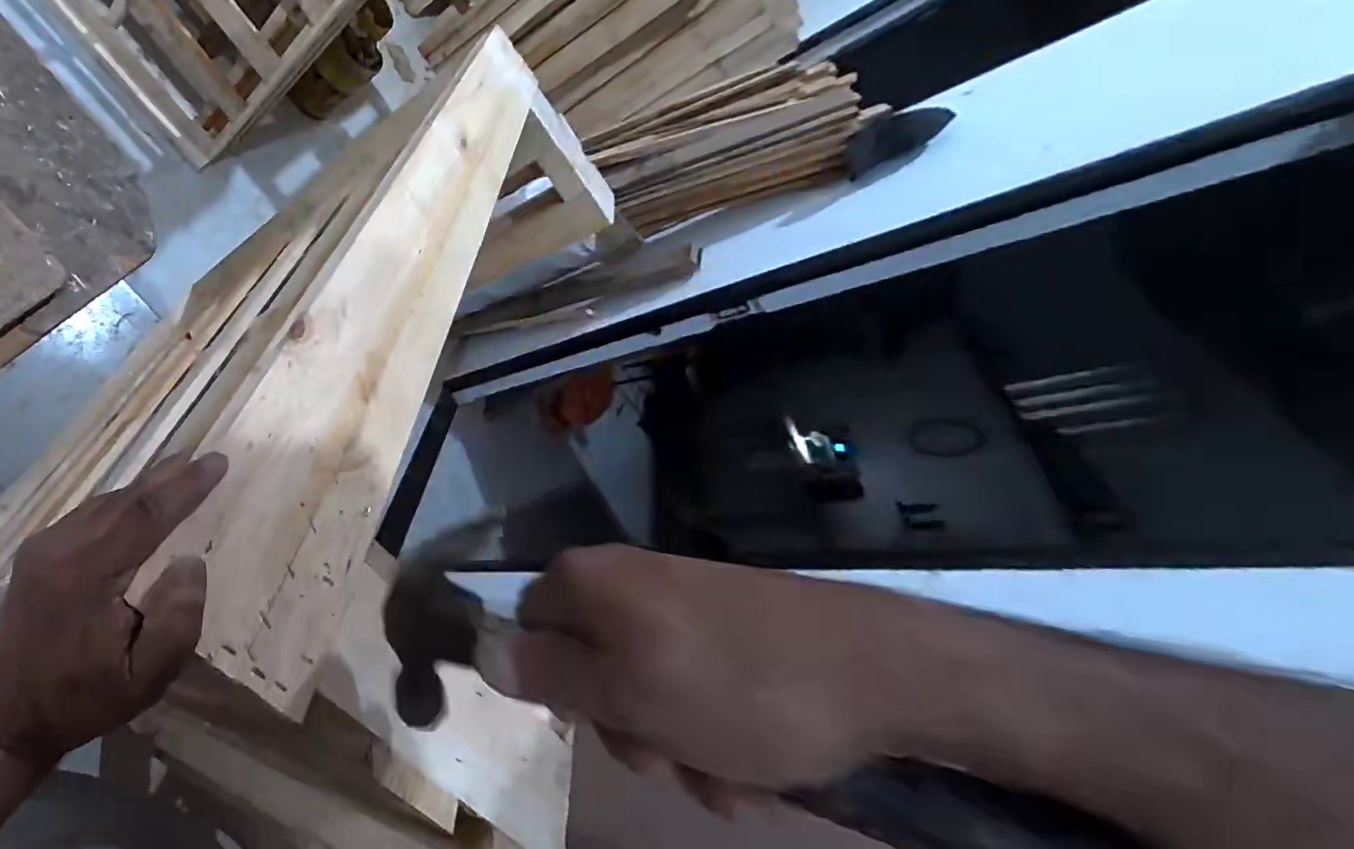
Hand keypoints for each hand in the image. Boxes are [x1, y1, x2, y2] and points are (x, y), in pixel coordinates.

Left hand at [0, 452, 226, 766]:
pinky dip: (126, 499)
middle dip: (171, 475)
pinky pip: (93, 510)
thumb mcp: (146, 679)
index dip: (185, 486)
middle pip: (126, 497)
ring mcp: (44, 546)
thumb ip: (178, 621)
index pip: (145, 513)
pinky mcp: (39, 550)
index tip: (218, 463)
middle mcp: (60, 548)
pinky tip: (143, 498)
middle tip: (207, 457)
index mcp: (85, 574)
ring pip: (108, 499)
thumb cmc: (83, 699)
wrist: (5, 719)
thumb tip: (190, 561)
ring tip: (183, 468)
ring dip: (149, 484)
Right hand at [499, 545, 951, 814]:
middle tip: (665, 754)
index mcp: (591, 581)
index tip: (596, 718)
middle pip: (585, 666)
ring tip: (720, 771)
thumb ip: (549, 671)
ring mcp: (673, 606)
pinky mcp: (716, 631)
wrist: (872, 670)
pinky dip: (705, 733)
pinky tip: (745, 764)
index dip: (553, 683)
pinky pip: (685, 690)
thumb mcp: (627, 691)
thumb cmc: (734, 684)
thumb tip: (481, 646)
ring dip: (670, 743)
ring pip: (638, 691)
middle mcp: (625, 583)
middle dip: (622, 727)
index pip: (528, 628)